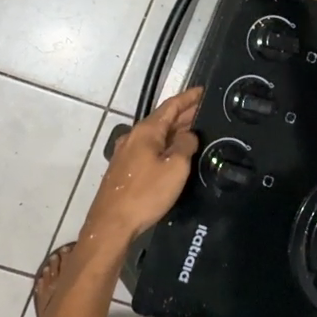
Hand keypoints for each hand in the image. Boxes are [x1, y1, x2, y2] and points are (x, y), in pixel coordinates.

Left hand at [80, 87, 202, 246]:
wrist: (111, 226)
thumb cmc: (145, 194)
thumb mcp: (176, 168)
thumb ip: (186, 145)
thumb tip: (188, 135)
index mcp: (146, 131)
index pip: (171, 105)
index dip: (189, 97)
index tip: (203, 90)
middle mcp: (133, 137)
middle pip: (162, 119)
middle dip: (184, 114)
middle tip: (205, 112)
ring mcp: (125, 153)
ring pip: (155, 135)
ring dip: (174, 131)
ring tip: (194, 132)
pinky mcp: (123, 170)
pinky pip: (148, 149)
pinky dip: (164, 145)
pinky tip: (173, 155)